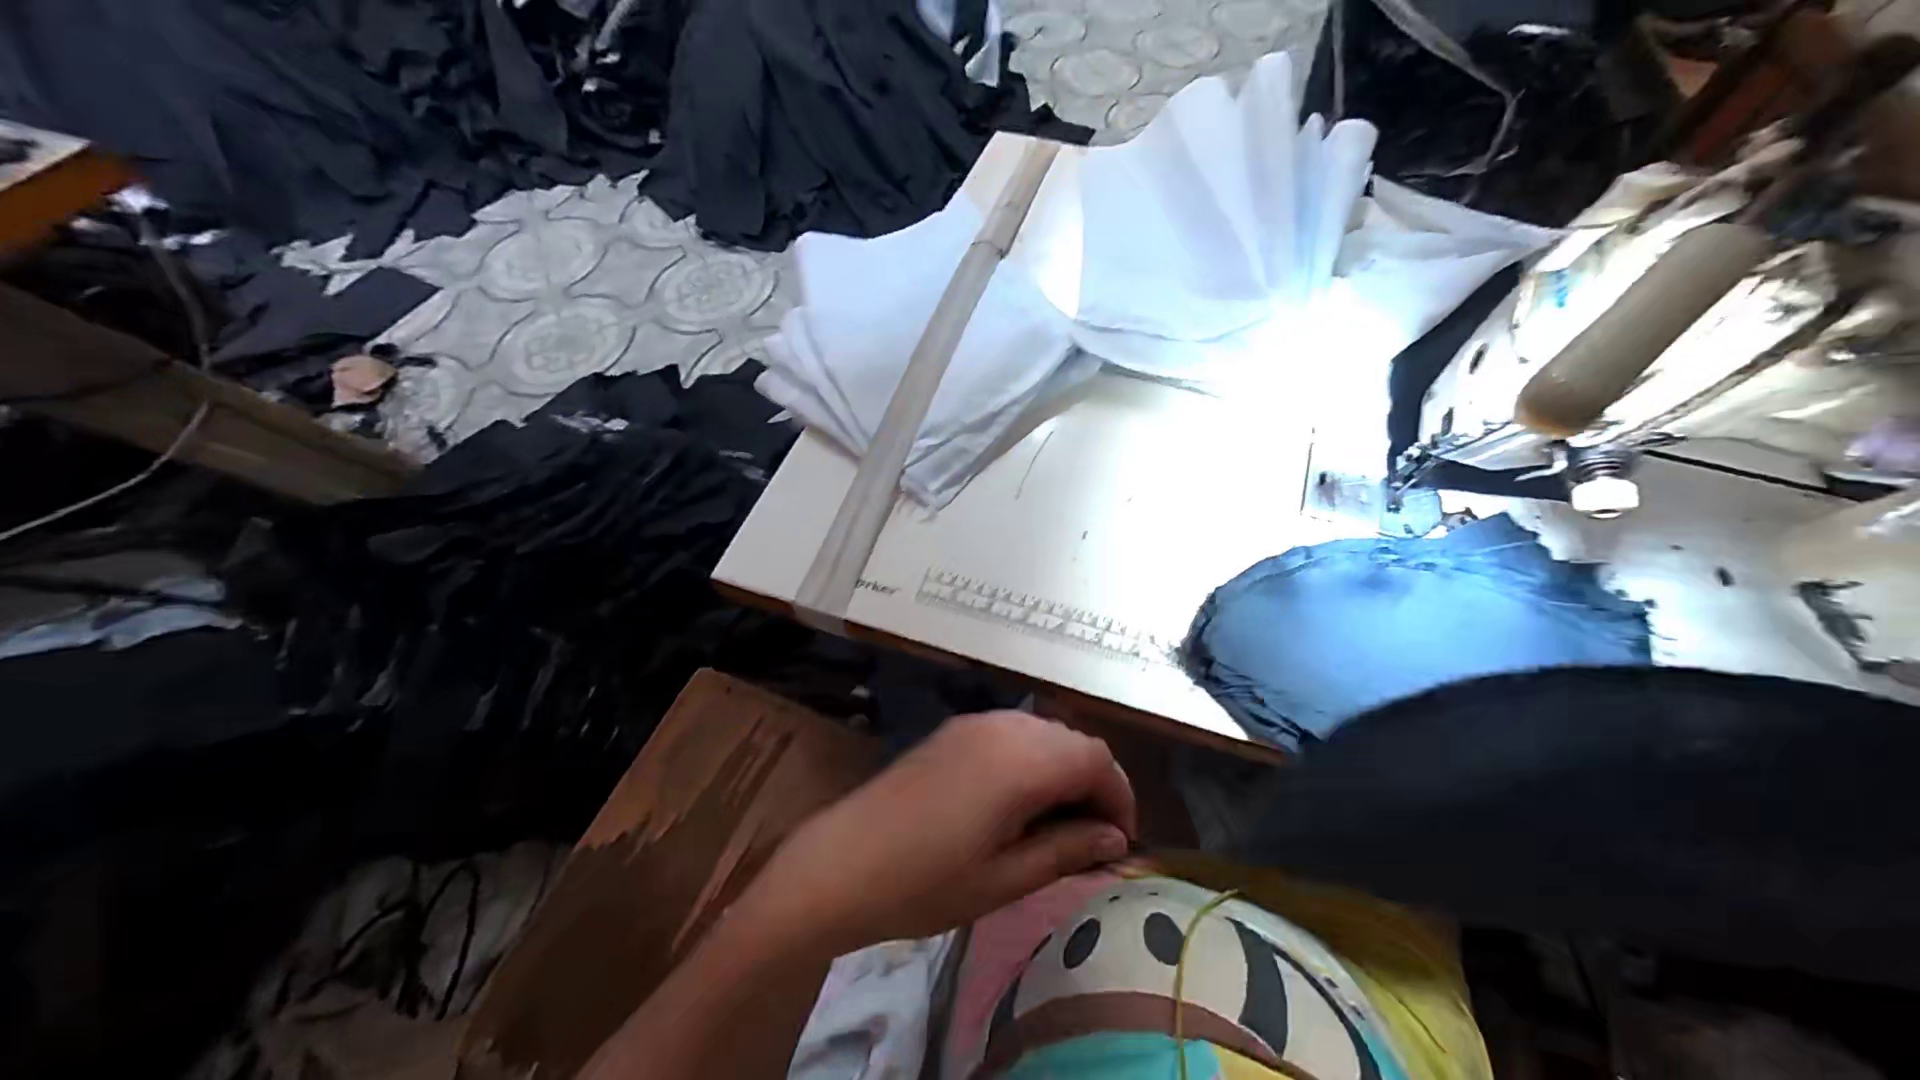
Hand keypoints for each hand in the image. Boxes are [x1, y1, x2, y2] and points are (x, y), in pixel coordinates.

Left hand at [739, 711, 1136, 956]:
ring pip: (1043, 734)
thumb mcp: (1003, 880)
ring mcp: (973, 724)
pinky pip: (1011, 734)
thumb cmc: (924, 883)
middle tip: (1090, 840)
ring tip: (1056, 825)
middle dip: (1094, 785)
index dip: (1119, 798)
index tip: (1118, 844)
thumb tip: (1114, 839)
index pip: (1096, 760)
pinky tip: (1017, 803)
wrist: (839, 863)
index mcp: (1021, 761)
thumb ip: (1066, 850)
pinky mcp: (952, 731)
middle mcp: (1002, 727)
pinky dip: (1031, 761)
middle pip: (1073, 741)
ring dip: (1062, 771)